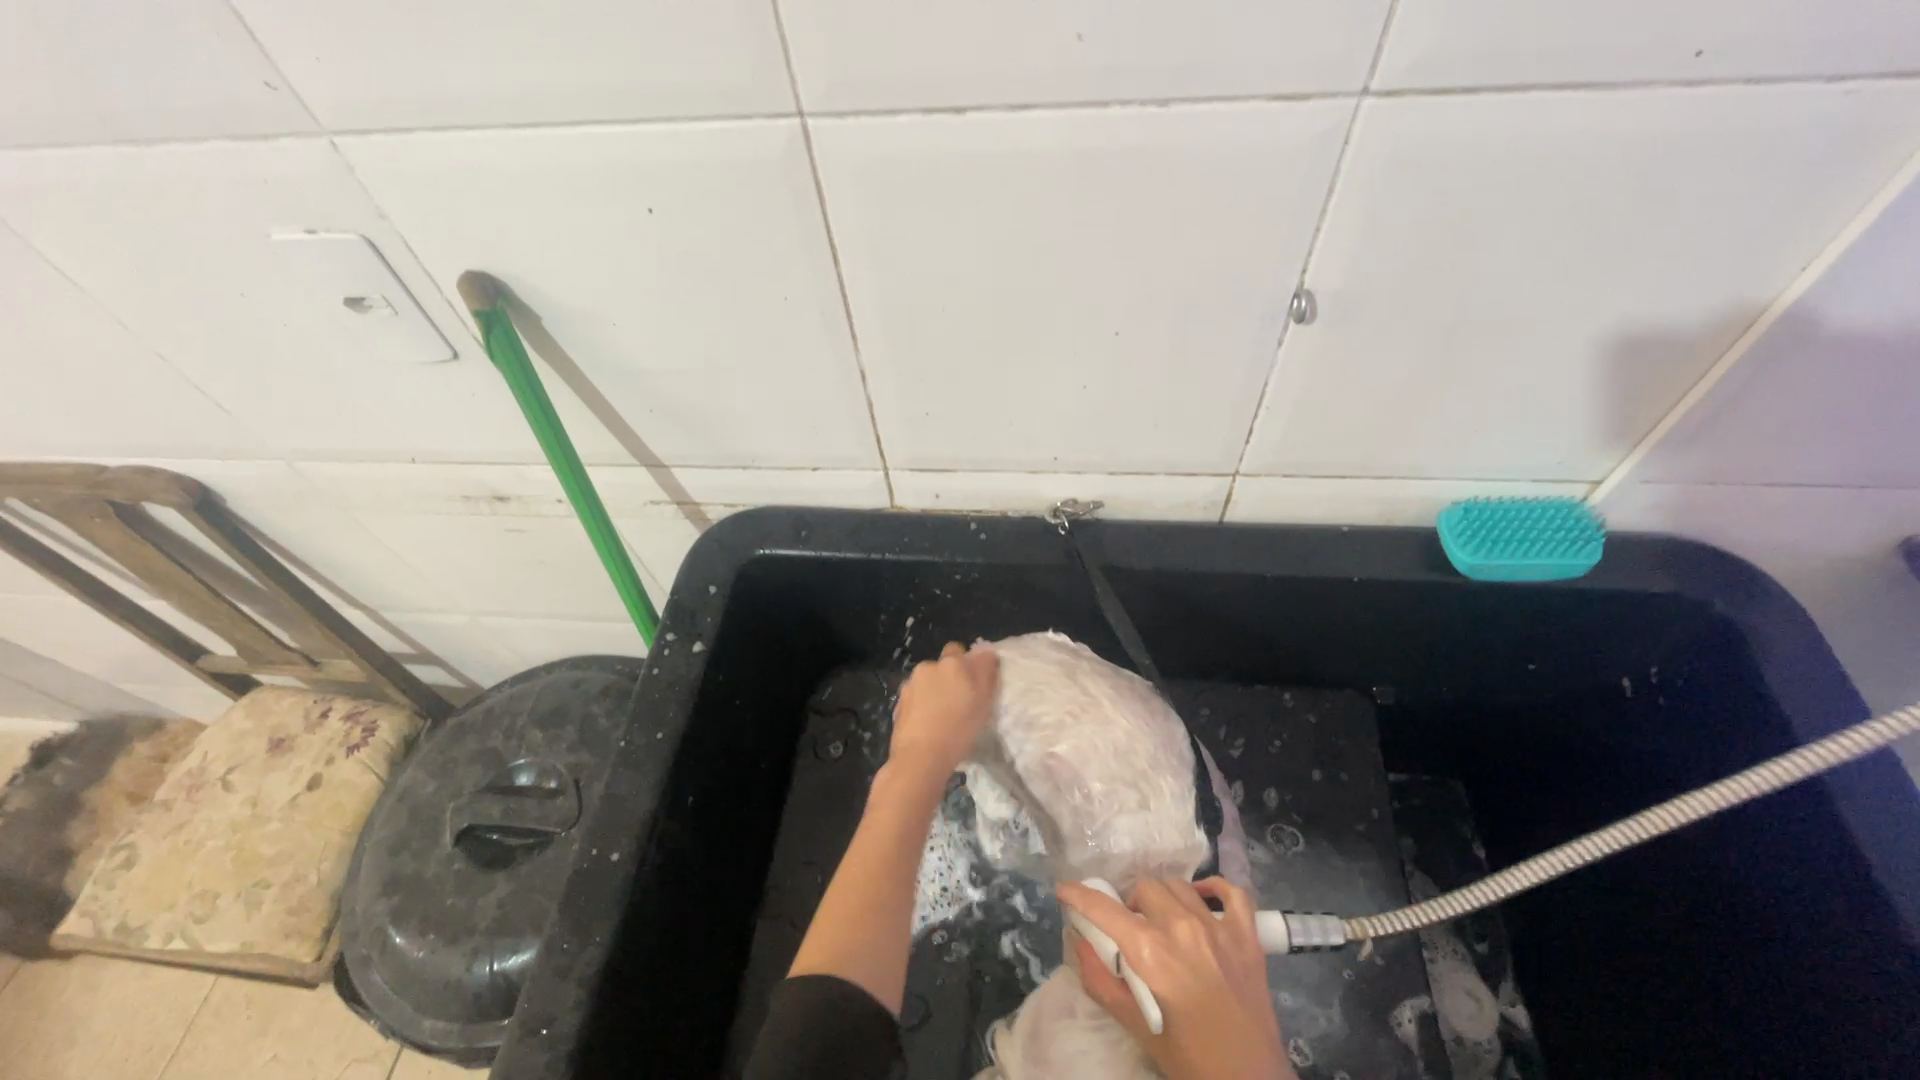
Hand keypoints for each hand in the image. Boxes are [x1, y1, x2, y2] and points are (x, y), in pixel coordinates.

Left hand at [889, 641, 998, 777]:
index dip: (967, 663)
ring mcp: (911, 683)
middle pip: (943, 664)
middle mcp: (929, 666)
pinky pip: (916, 695)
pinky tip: (927, 722)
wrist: (920, 756)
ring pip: (928, 679)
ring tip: (941, 714)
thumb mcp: (984, 702)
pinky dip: (921, 703)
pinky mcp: (899, 700)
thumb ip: (986, 672)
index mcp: (953, 663)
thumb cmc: (959, 729)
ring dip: (934, 689)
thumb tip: (987, 653)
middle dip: (950, 675)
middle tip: (959, 699)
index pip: (960, 649)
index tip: (973, 683)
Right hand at [1057, 877, 1293, 1079]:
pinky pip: (1231, 892)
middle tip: (1129, 929)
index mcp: (1152, 955)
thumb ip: (1102, 983)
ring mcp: (1220, 929)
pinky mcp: (1248, 936)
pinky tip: (1199, 900)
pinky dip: (1212, 888)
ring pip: (1179, 886)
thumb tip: (1080, 944)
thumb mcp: (1137, 1029)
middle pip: (1144, 889)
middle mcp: (1184, 930)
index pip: (1105, 910)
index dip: (1079, 895)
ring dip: (1162, 898)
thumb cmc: (1191, 1062)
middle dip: (1128, 904)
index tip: (1064, 890)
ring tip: (1160, 921)